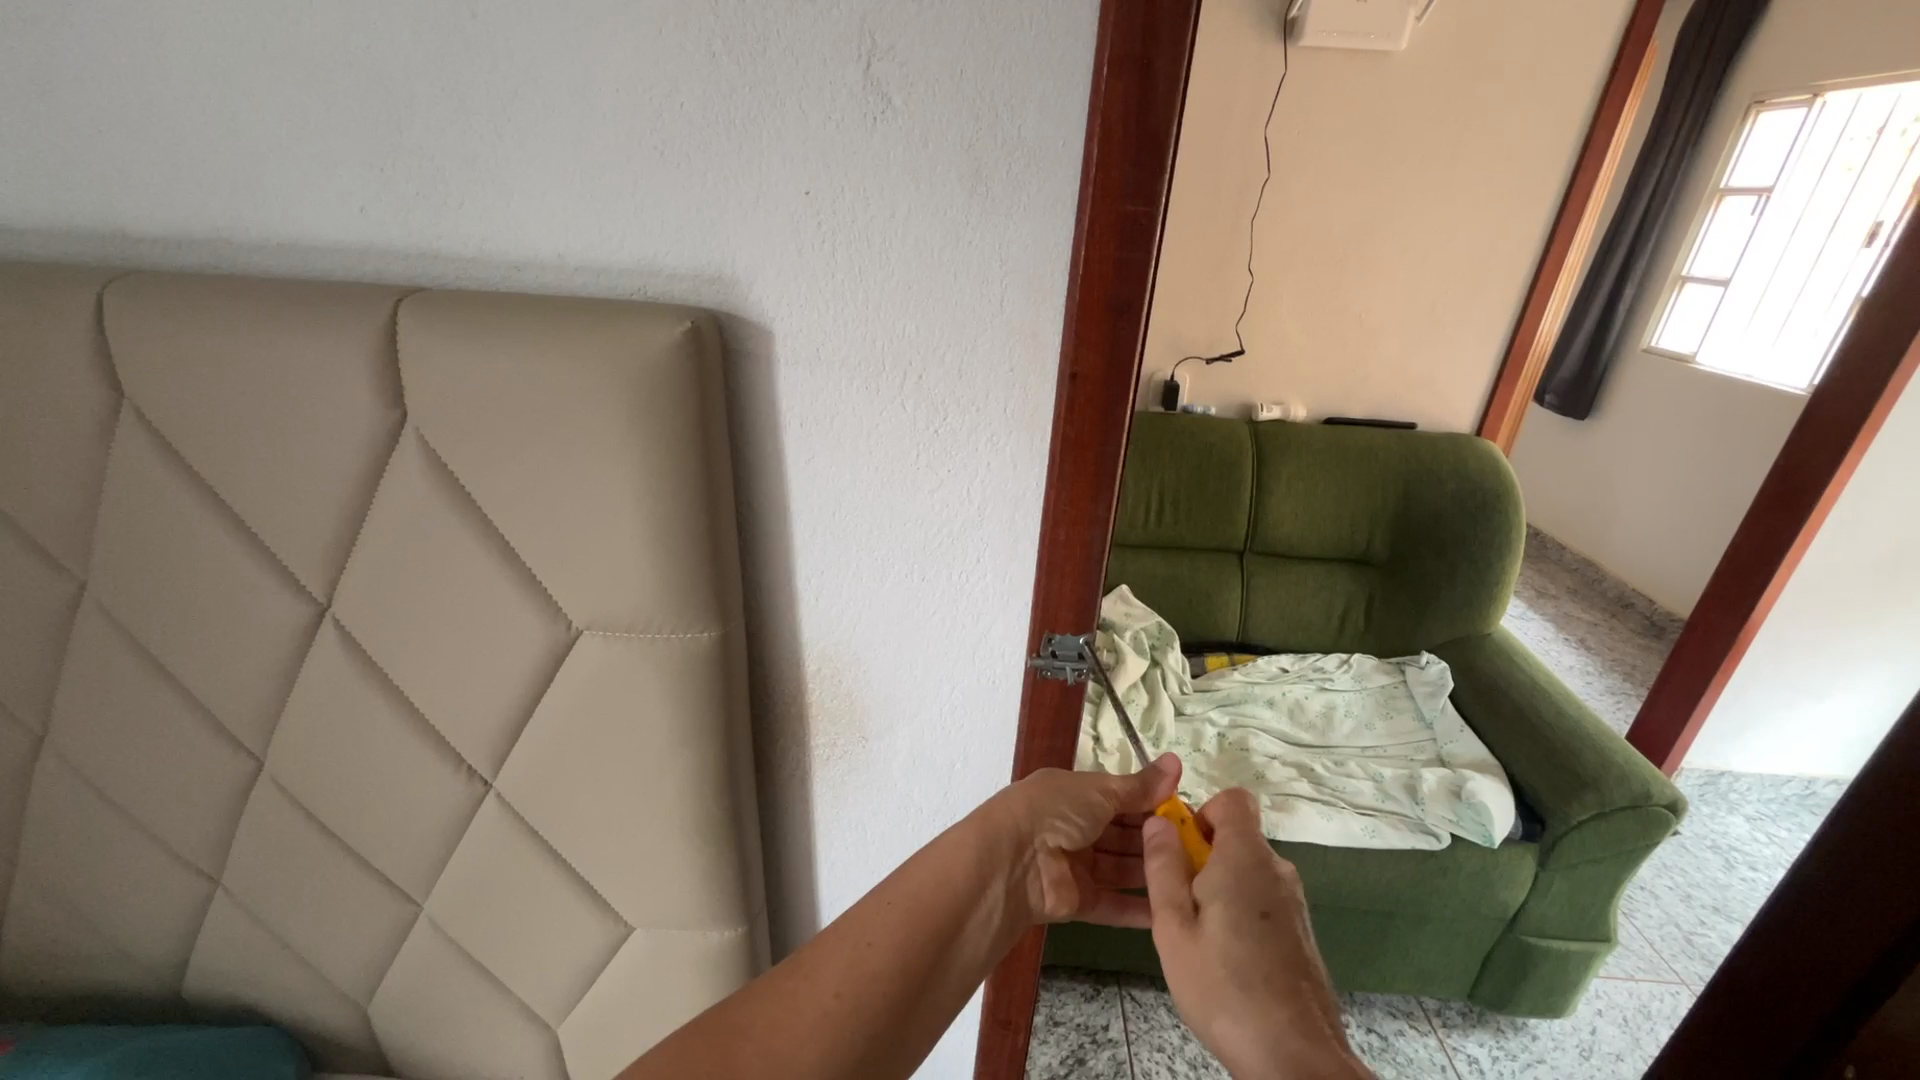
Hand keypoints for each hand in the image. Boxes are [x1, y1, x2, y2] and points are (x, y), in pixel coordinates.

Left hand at [981, 754, 1182, 927]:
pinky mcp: (1076, 901)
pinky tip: (1172, 910)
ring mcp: (1074, 865)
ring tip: (1196, 878)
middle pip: (1122, 834)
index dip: (1151, 804)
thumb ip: (1138, 786)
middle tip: (1200, 848)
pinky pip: (1112, 904)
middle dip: (1155, 839)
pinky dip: (1138, 909)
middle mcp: (1073, 827)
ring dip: (1151, 872)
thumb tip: (1175, 762)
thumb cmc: (1055, 812)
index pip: (1120, 798)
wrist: (1012, 861)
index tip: (1188, 813)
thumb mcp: (1099, 791)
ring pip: (1120, 868)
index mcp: (1074, 794)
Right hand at [1142, 789, 1372, 1079]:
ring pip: (1248, 874)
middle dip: (1202, 859)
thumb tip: (1158, 820)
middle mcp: (1277, 870)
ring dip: (1219, 891)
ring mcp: (1294, 904)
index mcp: (1246, 858)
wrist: (1295, 1058)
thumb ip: (1163, 867)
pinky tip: (1227, 962)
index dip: (1203, 812)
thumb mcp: (1173, 927)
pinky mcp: (1301, 933)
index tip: (1181, 850)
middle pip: (1237, 839)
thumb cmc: (1223, 988)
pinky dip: (1239, 915)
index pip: (1234, 800)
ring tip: (1200, 942)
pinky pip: (1262, 902)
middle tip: (1179, 908)